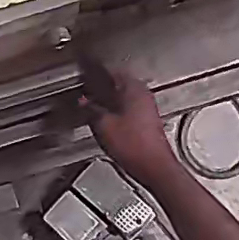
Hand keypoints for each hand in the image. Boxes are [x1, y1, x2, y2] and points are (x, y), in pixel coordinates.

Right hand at [79, 65, 179, 186]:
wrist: (154, 167)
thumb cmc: (135, 146)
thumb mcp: (103, 125)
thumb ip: (91, 109)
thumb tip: (84, 103)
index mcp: (134, 89)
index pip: (113, 72)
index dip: (97, 73)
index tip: (87, 75)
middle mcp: (144, 96)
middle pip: (121, 83)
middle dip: (104, 87)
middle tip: (89, 91)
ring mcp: (148, 109)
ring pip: (126, 96)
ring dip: (111, 99)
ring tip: (96, 106)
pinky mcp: (149, 122)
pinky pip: (131, 109)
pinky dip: (119, 111)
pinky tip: (110, 120)